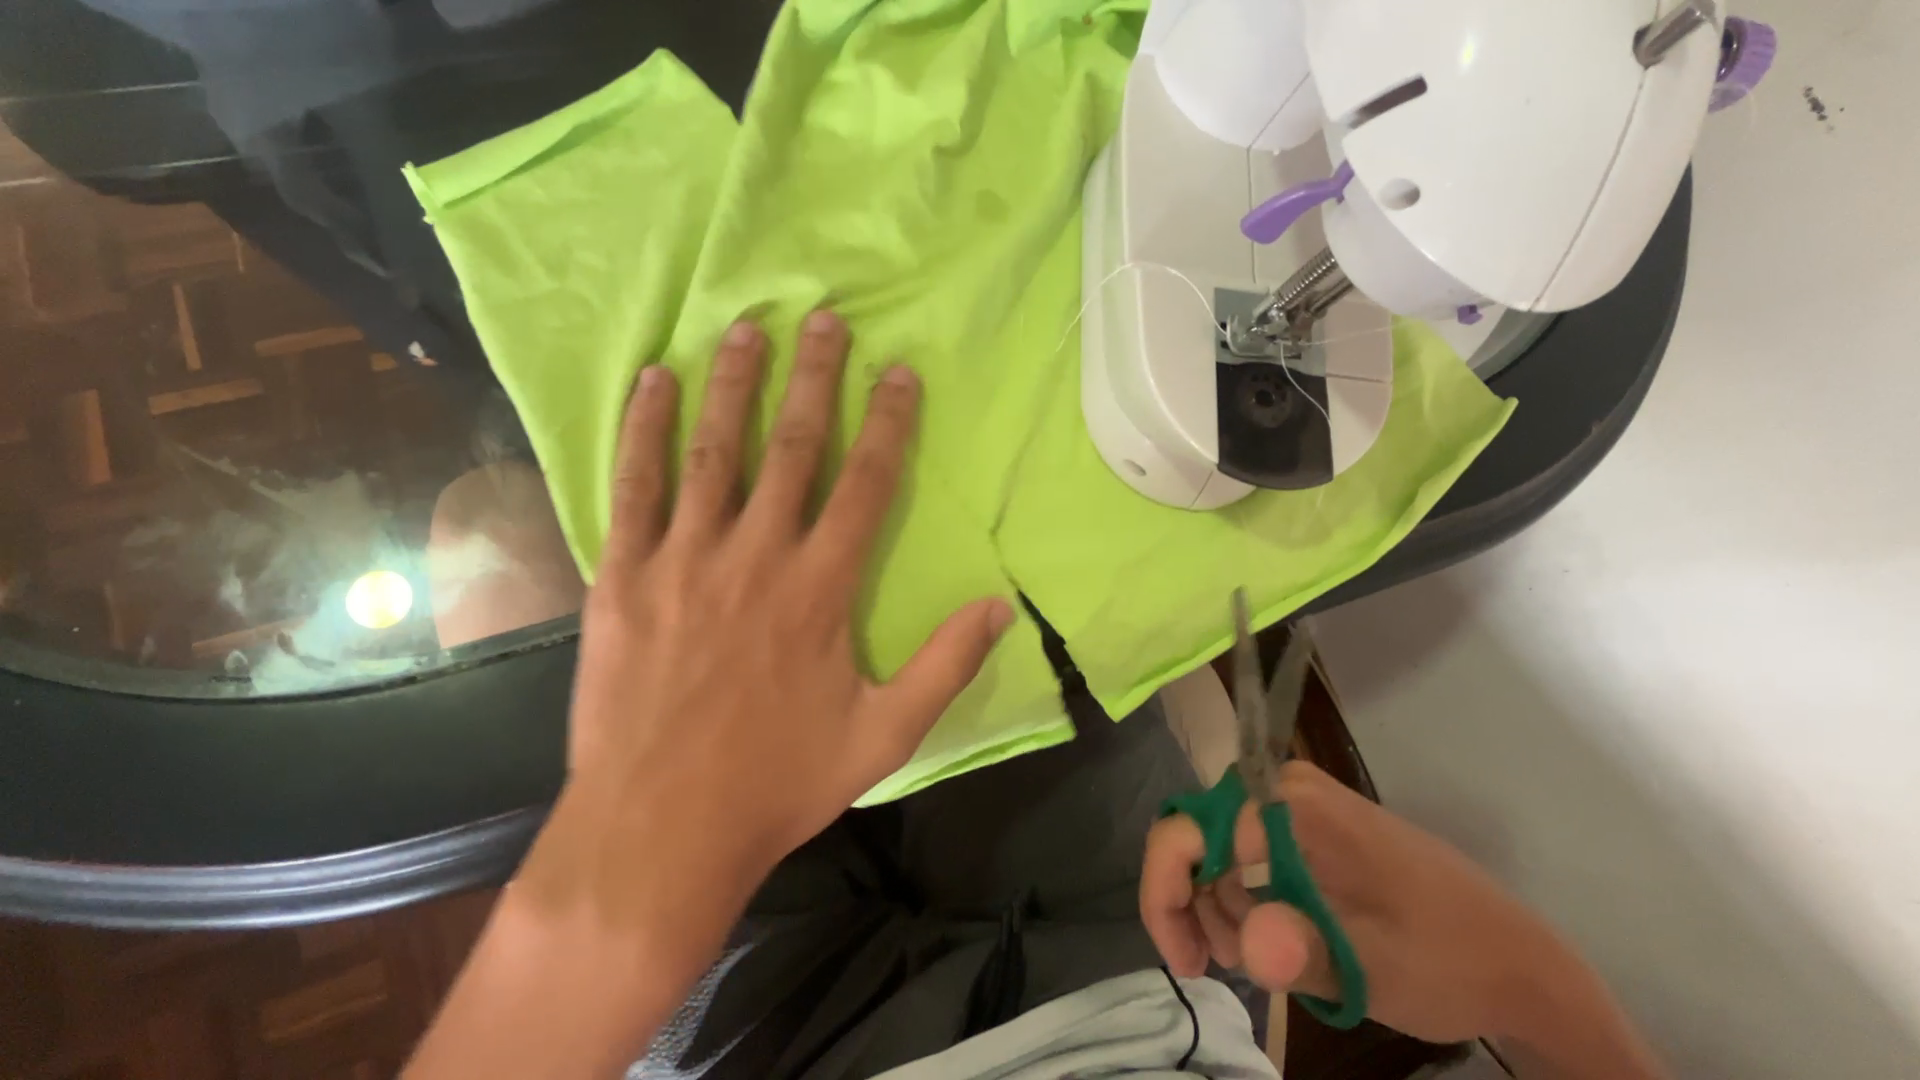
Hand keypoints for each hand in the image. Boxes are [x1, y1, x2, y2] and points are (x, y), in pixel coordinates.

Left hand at [527, 311, 1013, 911]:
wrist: (660, 826)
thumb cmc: (778, 782)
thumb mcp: (884, 735)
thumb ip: (945, 665)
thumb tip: (1000, 607)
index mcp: (821, 589)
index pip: (867, 483)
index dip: (889, 422)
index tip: (900, 371)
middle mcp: (756, 555)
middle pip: (793, 447)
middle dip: (814, 379)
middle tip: (825, 319)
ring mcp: (683, 559)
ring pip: (714, 451)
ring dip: (734, 384)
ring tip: (747, 329)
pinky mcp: (623, 576)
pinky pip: (634, 487)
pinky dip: (643, 430)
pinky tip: (652, 384)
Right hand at [1141, 761, 1586, 1044]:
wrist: (1518, 961)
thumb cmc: (1445, 960)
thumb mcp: (1369, 968)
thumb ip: (1302, 953)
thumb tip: (1251, 946)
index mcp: (1290, 805)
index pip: (1184, 833)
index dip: (1165, 897)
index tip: (1186, 963)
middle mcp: (1283, 787)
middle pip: (1193, 840)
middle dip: (1199, 908)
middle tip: (1227, 967)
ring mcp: (1297, 802)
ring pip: (1214, 852)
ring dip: (1225, 912)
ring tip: (1268, 960)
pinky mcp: (1309, 825)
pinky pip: (1245, 855)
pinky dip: (1247, 902)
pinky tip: (1278, 937)